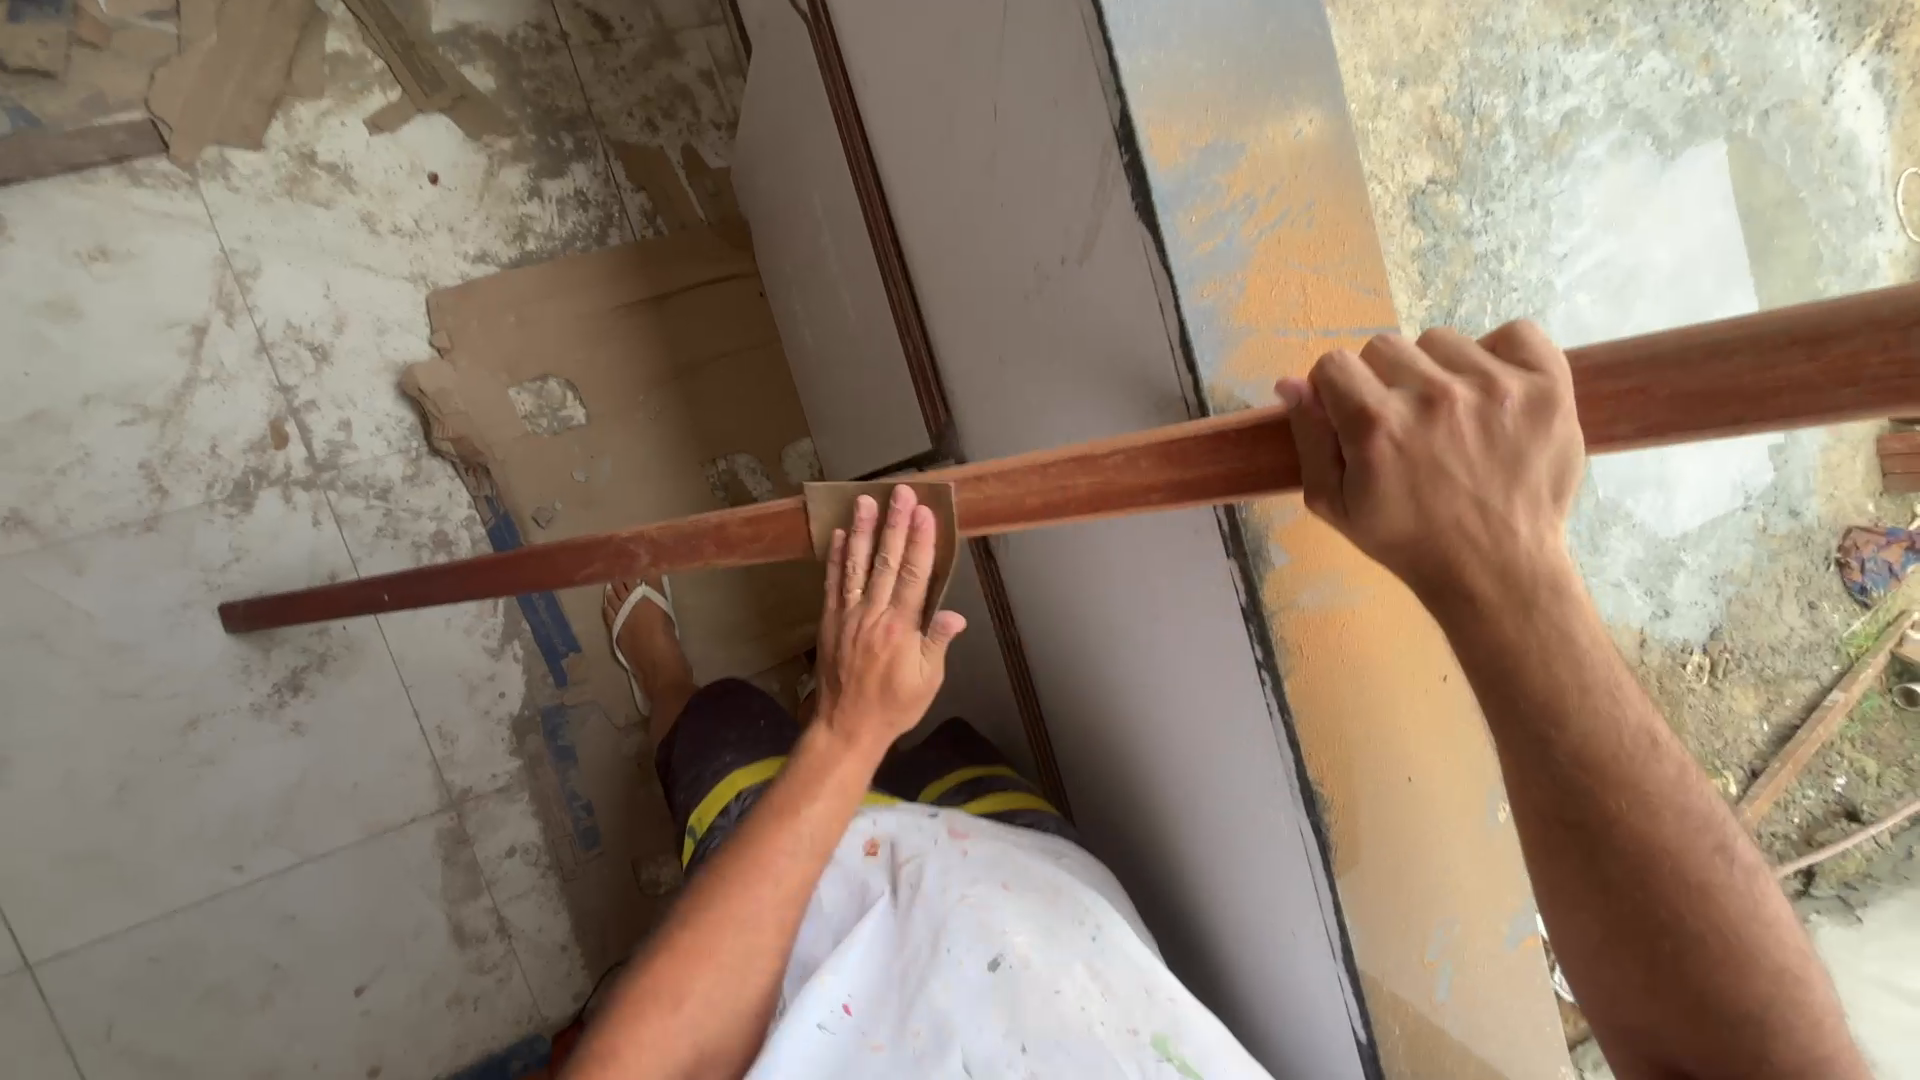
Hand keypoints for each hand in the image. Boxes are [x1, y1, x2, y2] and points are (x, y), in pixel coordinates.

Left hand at [813, 485, 965, 754]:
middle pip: (886, 561)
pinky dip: (836, 558)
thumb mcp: (927, 681)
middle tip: (900, 492)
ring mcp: (848, 615)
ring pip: (856, 565)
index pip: (913, 576)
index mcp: (900, 629)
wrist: (845, 727)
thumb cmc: (894, 706)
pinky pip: (833, 584)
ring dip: (862, 531)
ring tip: (865, 501)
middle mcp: (873, 615)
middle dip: (894, 524)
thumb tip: (954, 614)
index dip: (920, 542)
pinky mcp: (830, 621)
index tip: (924, 512)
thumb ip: (936, 643)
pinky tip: (838, 535)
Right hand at [1276, 322, 1585, 609]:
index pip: (1333, 364)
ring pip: (1441, 341)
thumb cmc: (1403, 539)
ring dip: (1435, 370)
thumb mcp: (1332, 502)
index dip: (1334, 390)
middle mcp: (1433, 395)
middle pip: (1383, 346)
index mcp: (1375, 424)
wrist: (1494, 568)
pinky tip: (1492, 392)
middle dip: (1381, 381)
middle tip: (1401, 422)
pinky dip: (1500, 355)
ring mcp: (1496, 386)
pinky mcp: (1547, 386)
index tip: (1349, 416)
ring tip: (1449, 413)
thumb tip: (1290, 384)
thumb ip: (1310, 438)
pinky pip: (1516, 333)